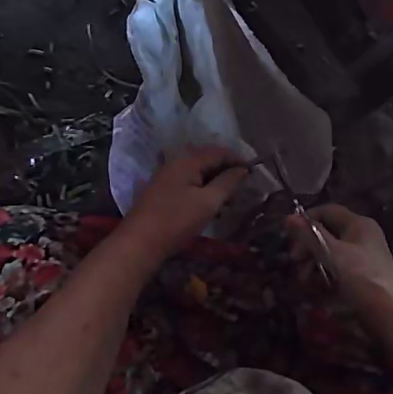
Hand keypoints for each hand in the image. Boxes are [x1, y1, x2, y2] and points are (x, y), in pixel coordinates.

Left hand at [121, 146, 248, 257]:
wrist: (139, 242)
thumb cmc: (176, 221)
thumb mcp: (208, 202)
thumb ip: (227, 183)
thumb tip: (242, 169)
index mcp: (186, 161)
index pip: (217, 151)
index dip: (237, 158)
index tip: (253, 171)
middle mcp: (174, 162)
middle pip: (205, 158)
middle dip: (225, 169)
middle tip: (241, 186)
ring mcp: (165, 176)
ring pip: (196, 171)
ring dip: (213, 180)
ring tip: (227, 199)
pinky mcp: (160, 190)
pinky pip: (186, 181)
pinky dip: (201, 188)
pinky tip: (208, 204)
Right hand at [286, 205, 392, 322]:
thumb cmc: (363, 279)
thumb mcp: (333, 254)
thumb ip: (310, 235)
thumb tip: (288, 216)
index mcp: (359, 224)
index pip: (327, 210)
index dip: (306, 219)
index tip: (289, 236)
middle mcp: (362, 236)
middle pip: (328, 231)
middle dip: (308, 244)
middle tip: (294, 260)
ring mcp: (363, 256)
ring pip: (331, 251)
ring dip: (313, 261)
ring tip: (302, 279)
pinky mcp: (362, 276)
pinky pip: (337, 267)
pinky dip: (324, 273)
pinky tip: (314, 286)